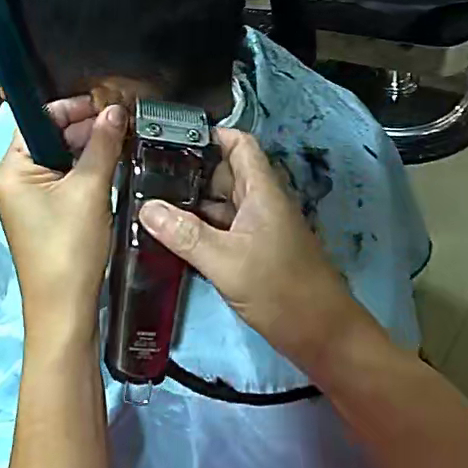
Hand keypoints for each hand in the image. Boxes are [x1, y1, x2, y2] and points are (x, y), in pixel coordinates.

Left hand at [0, 100, 127, 342]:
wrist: (66, 308)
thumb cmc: (67, 251)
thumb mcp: (90, 189)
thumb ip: (103, 145)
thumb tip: (115, 112)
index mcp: (12, 170)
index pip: (38, 119)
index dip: (72, 108)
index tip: (105, 105)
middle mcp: (15, 180)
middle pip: (51, 136)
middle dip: (86, 128)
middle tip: (121, 124)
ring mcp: (31, 199)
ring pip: (63, 158)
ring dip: (90, 149)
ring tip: (122, 142)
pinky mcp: (48, 213)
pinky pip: (67, 179)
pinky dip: (89, 171)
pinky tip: (113, 166)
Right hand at [139, 129, 370, 367]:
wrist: (321, 332)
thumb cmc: (279, 289)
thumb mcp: (226, 261)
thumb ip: (186, 235)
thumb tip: (146, 208)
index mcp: (262, 190)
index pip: (239, 144)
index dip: (210, 135)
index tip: (170, 139)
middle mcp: (261, 201)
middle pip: (225, 171)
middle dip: (191, 171)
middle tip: (148, 176)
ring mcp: (259, 226)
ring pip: (222, 201)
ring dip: (193, 202)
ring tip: (152, 203)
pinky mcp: (255, 249)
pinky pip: (224, 226)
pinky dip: (202, 226)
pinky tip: (174, 235)